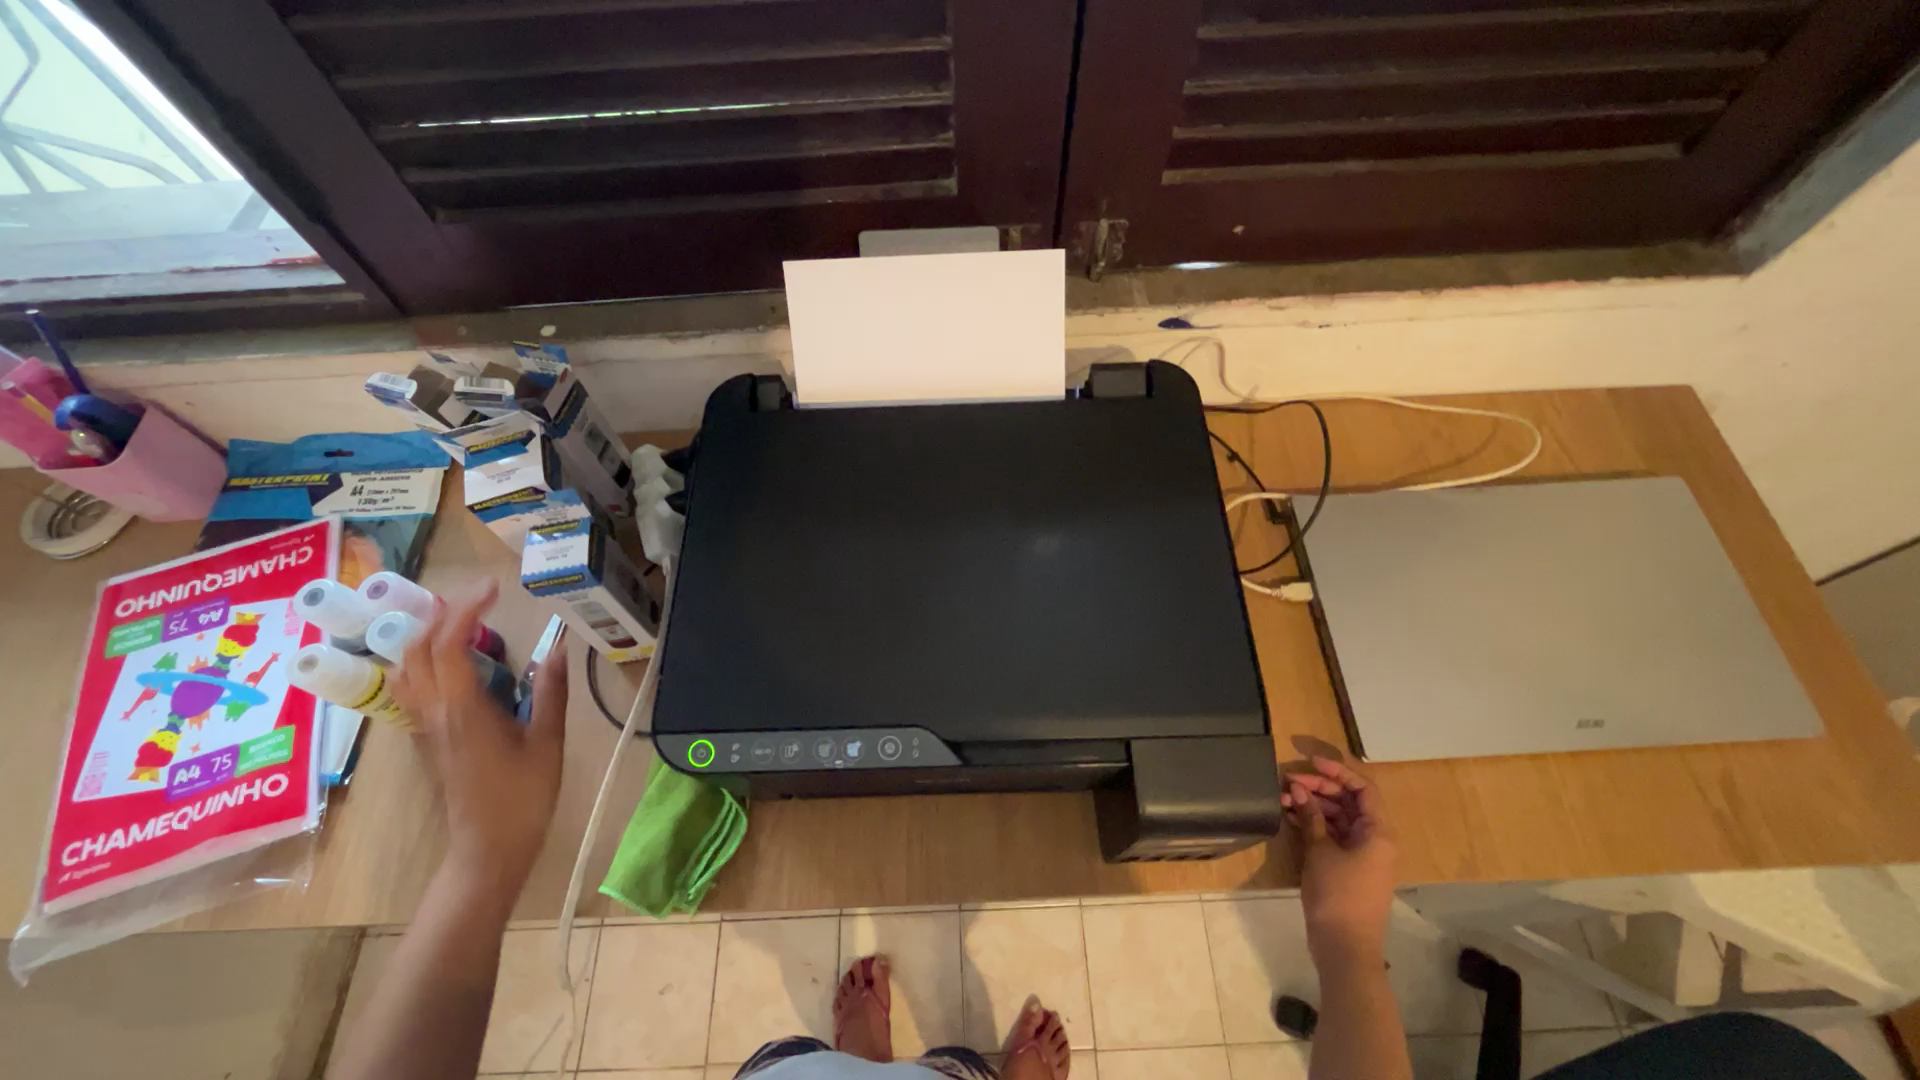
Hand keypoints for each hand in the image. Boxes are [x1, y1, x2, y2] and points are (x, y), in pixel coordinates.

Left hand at [389, 581, 567, 898]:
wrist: (488, 849)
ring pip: (405, 672)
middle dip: (438, 618)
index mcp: (462, 709)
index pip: (447, 645)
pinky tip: (454, 667)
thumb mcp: (547, 742)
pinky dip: (424, 665)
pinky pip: (411, 692)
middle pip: (414, 652)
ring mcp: (423, 729)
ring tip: (457, 626)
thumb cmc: (523, 796)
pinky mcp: (425, 742)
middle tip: (474, 602)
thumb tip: (557, 649)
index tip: (493, 590)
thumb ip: (550, 693)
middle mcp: (432, 713)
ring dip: (423, 641)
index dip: (465, 610)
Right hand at [1283, 757, 1395, 966]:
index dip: (1337, 771)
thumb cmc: (1338, 895)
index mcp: (1378, 832)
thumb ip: (1311, 817)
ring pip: (1338, 817)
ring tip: (1283, 799)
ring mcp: (1361, 853)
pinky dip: (1313, 823)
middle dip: (1319, 788)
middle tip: (1287, 782)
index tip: (1309, 761)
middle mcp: (1374, 838)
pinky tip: (1290, 816)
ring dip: (1312, 806)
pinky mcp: (1347, 866)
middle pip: (1348, 801)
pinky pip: (1332, 834)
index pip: (1363, 788)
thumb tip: (1299, 788)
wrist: (1344, 947)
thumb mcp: (1320, 851)